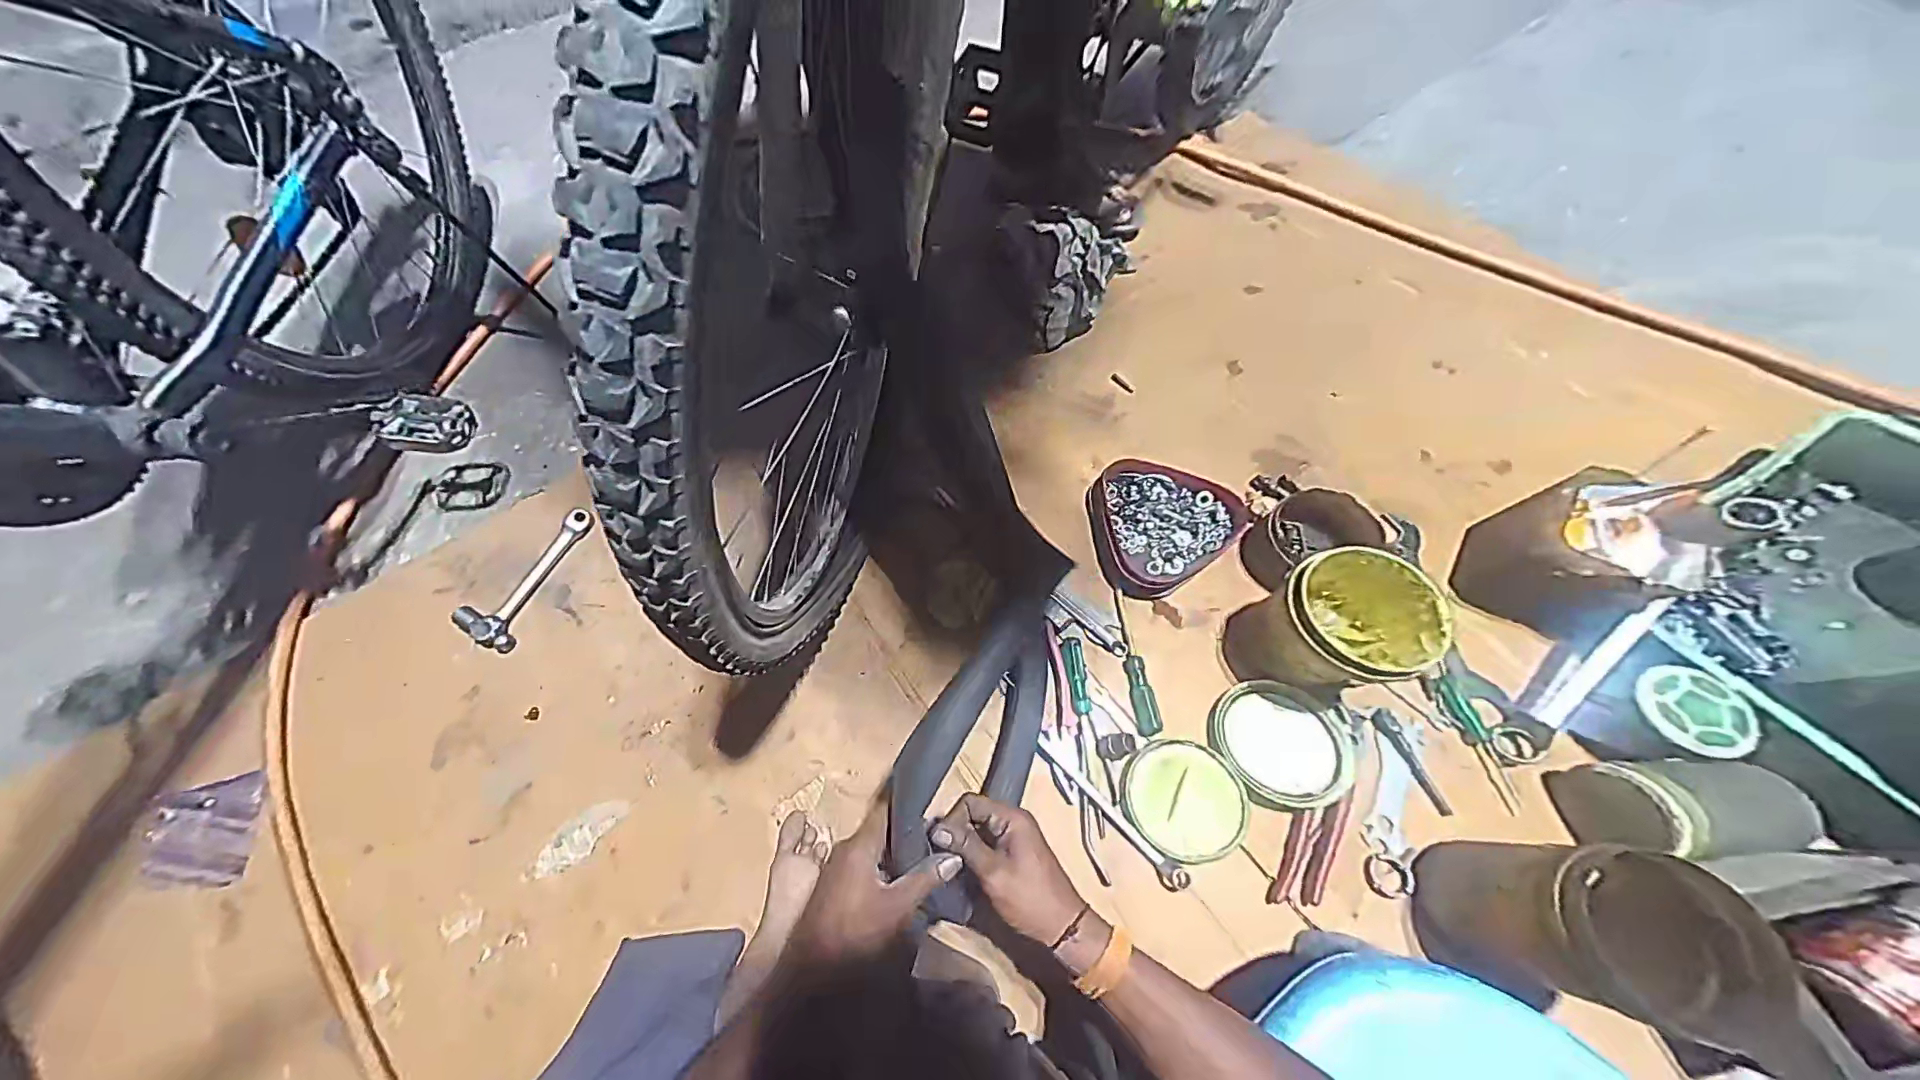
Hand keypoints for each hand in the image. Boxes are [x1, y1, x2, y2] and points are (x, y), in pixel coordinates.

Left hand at [784, 792, 961, 967]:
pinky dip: (883, 868)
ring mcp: (836, 870)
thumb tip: (952, 856)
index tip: (929, 799)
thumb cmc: (855, 933)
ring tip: (926, 855)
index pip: (884, 811)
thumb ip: (925, 878)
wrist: (811, 974)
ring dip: (895, 853)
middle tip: (937, 834)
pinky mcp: (835, 888)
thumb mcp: (897, 907)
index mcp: (857, 847)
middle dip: (907, 832)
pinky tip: (903, 881)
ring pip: (872, 851)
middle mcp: (844, 851)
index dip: (907, 803)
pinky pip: (864, 867)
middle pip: (880, 831)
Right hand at [929, 793, 1084, 946]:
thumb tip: (937, 828)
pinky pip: (985, 845)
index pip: (971, 802)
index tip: (940, 843)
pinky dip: (972, 855)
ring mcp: (1013, 838)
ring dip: (962, 846)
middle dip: (955, 832)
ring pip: (977, 831)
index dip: (952, 818)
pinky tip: (961, 870)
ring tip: (946, 864)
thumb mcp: (993, 872)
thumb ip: (966, 846)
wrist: (1062, 927)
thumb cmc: (1030, 899)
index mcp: (1012, 818)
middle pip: (973, 814)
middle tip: (939, 854)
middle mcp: (1013, 821)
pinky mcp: (1011, 854)